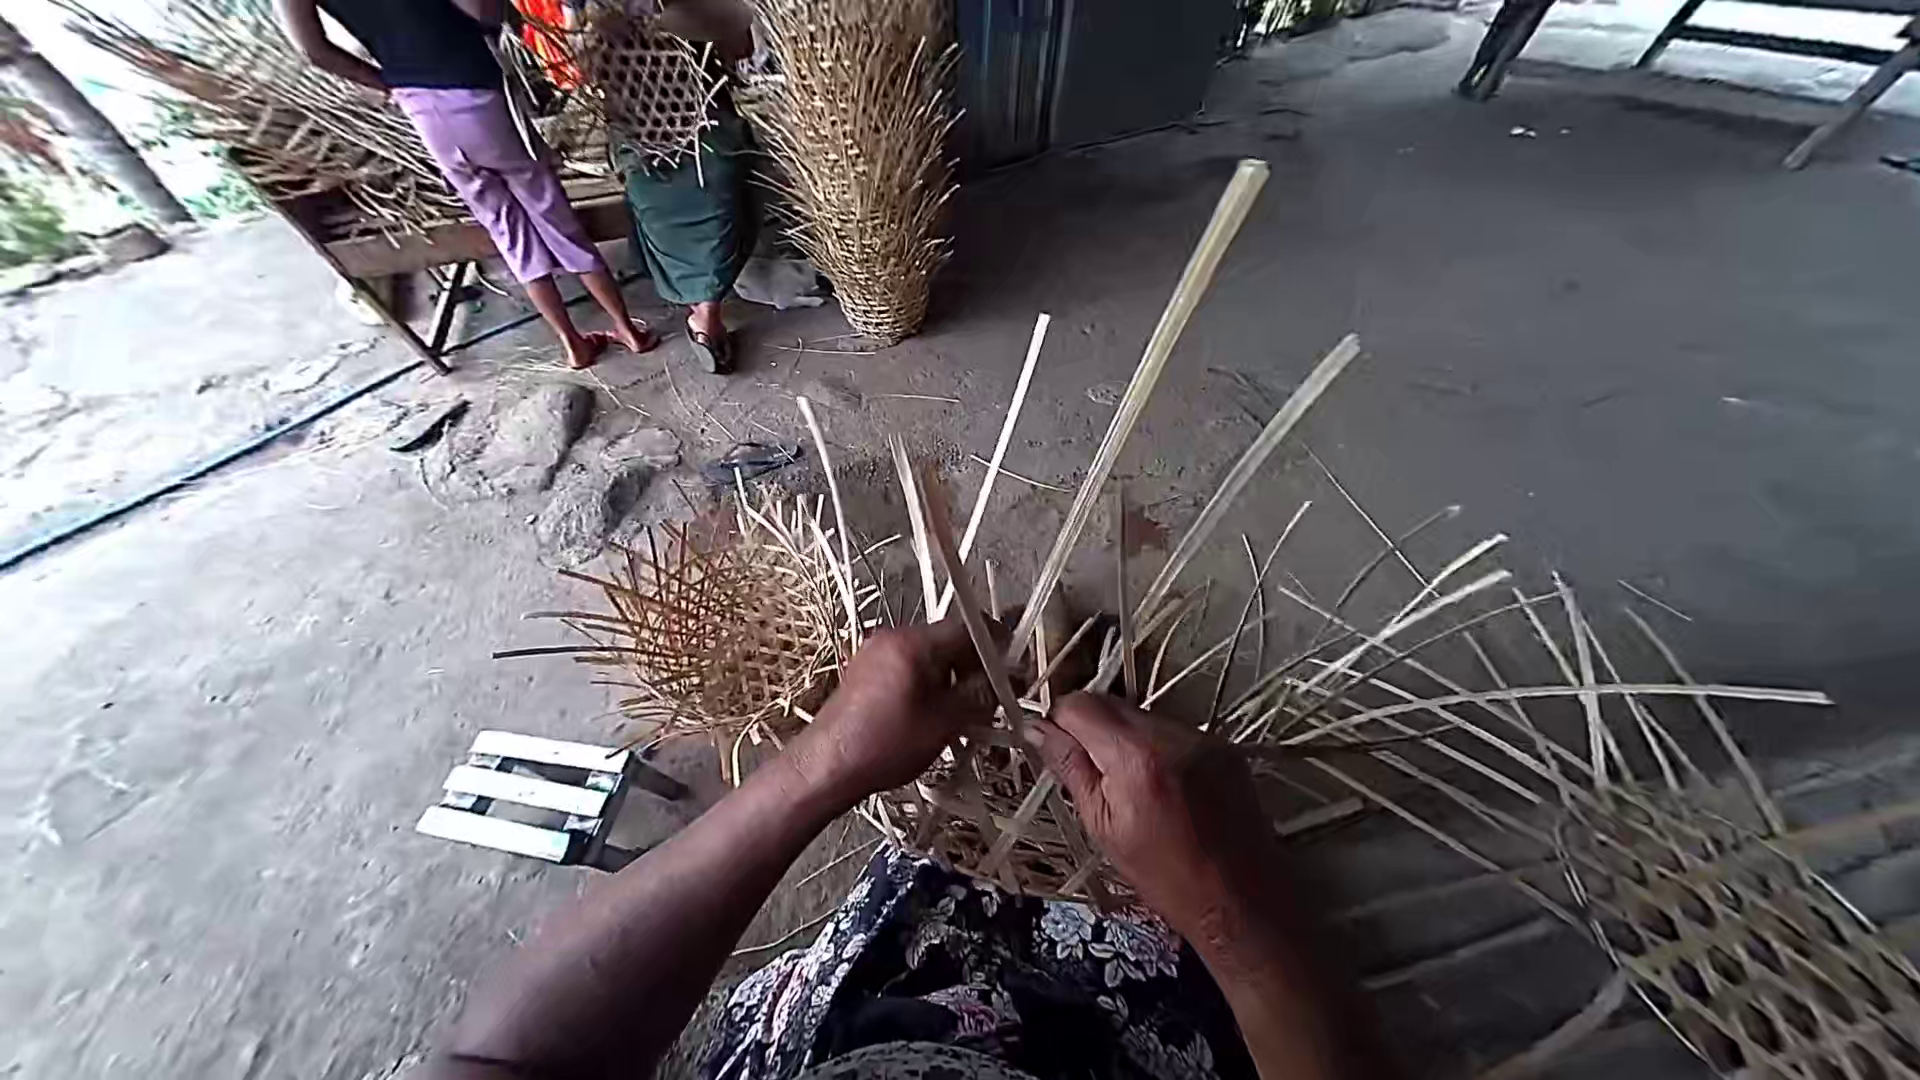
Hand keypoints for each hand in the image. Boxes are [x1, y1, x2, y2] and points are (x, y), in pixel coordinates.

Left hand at [785, 621, 992, 802]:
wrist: (826, 766)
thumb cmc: (884, 745)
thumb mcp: (944, 723)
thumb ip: (979, 695)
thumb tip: (1006, 678)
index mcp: (913, 642)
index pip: (968, 626)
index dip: (996, 642)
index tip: (1013, 662)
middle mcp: (893, 636)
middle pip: (949, 637)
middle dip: (975, 661)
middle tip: (992, 691)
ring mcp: (876, 650)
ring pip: (930, 651)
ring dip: (952, 672)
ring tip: (964, 707)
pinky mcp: (867, 667)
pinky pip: (909, 662)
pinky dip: (929, 678)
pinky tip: (935, 708)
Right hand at [1033, 693, 1281, 940]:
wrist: (1246, 901)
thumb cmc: (1168, 876)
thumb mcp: (1103, 827)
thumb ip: (1069, 767)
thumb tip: (1035, 729)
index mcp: (1134, 758)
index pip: (1078, 705)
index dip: (1060, 722)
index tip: (1060, 747)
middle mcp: (1170, 734)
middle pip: (1108, 701)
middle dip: (1090, 727)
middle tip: (1094, 771)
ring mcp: (1199, 735)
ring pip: (1138, 713)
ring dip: (1123, 736)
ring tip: (1132, 783)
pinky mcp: (1219, 742)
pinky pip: (1168, 726)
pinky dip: (1154, 745)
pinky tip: (1162, 783)